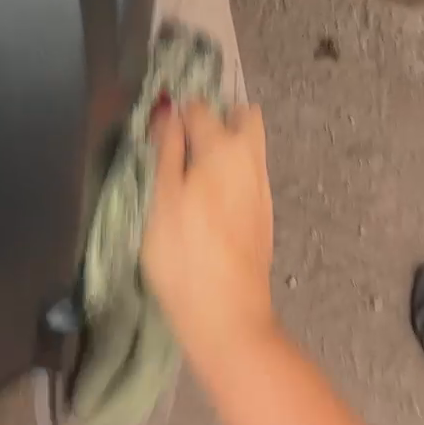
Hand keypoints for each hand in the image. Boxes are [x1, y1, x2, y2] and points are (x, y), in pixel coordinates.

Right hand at [142, 102, 277, 364]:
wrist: (228, 318)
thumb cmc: (183, 255)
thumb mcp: (162, 198)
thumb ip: (167, 149)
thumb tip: (168, 110)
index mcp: (222, 147)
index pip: (199, 107)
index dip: (175, 115)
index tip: (158, 135)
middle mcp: (250, 158)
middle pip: (241, 114)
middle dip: (216, 116)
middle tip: (183, 143)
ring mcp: (262, 186)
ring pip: (250, 143)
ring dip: (226, 143)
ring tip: (192, 173)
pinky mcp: (265, 212)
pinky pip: (251, 171)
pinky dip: (233, 170)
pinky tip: (209, 200)